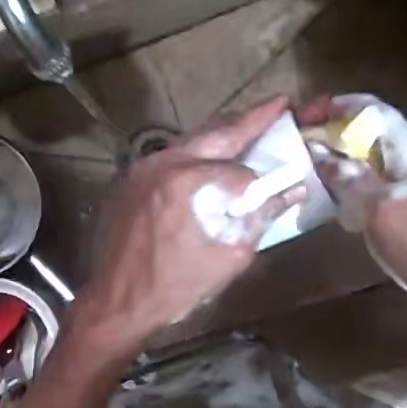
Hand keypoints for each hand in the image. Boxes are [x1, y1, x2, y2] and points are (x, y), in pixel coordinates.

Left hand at [71, 98, 307, 359]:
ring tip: (250, 126)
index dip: (262, 181)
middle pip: (215, 133)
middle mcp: (162, 163)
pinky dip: (197, 153)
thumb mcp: (228, 257)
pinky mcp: (130, 178)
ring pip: (191, 140)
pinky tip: (212, 159)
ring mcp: (142, 167)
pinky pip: (171, 156)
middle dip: (250, 119)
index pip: (240, 170)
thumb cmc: (174, 288)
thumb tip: (291, 192)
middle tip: (280, 105)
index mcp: (186, 182)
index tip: (280, 184)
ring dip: (222, 134)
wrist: (115, 302)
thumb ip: (260, 219)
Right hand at [297, 96, 406, 322]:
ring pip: (376, 165)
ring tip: (310, 173)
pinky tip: (338, 206)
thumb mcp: (380, 207)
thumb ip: (349, 176)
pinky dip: (357, 191)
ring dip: (343, 166)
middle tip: (299, 147)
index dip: (334, 107)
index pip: (370, 110)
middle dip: (334, 137)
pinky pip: (382, 191)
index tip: (303, 116)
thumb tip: (319, 150)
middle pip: (372, 135)